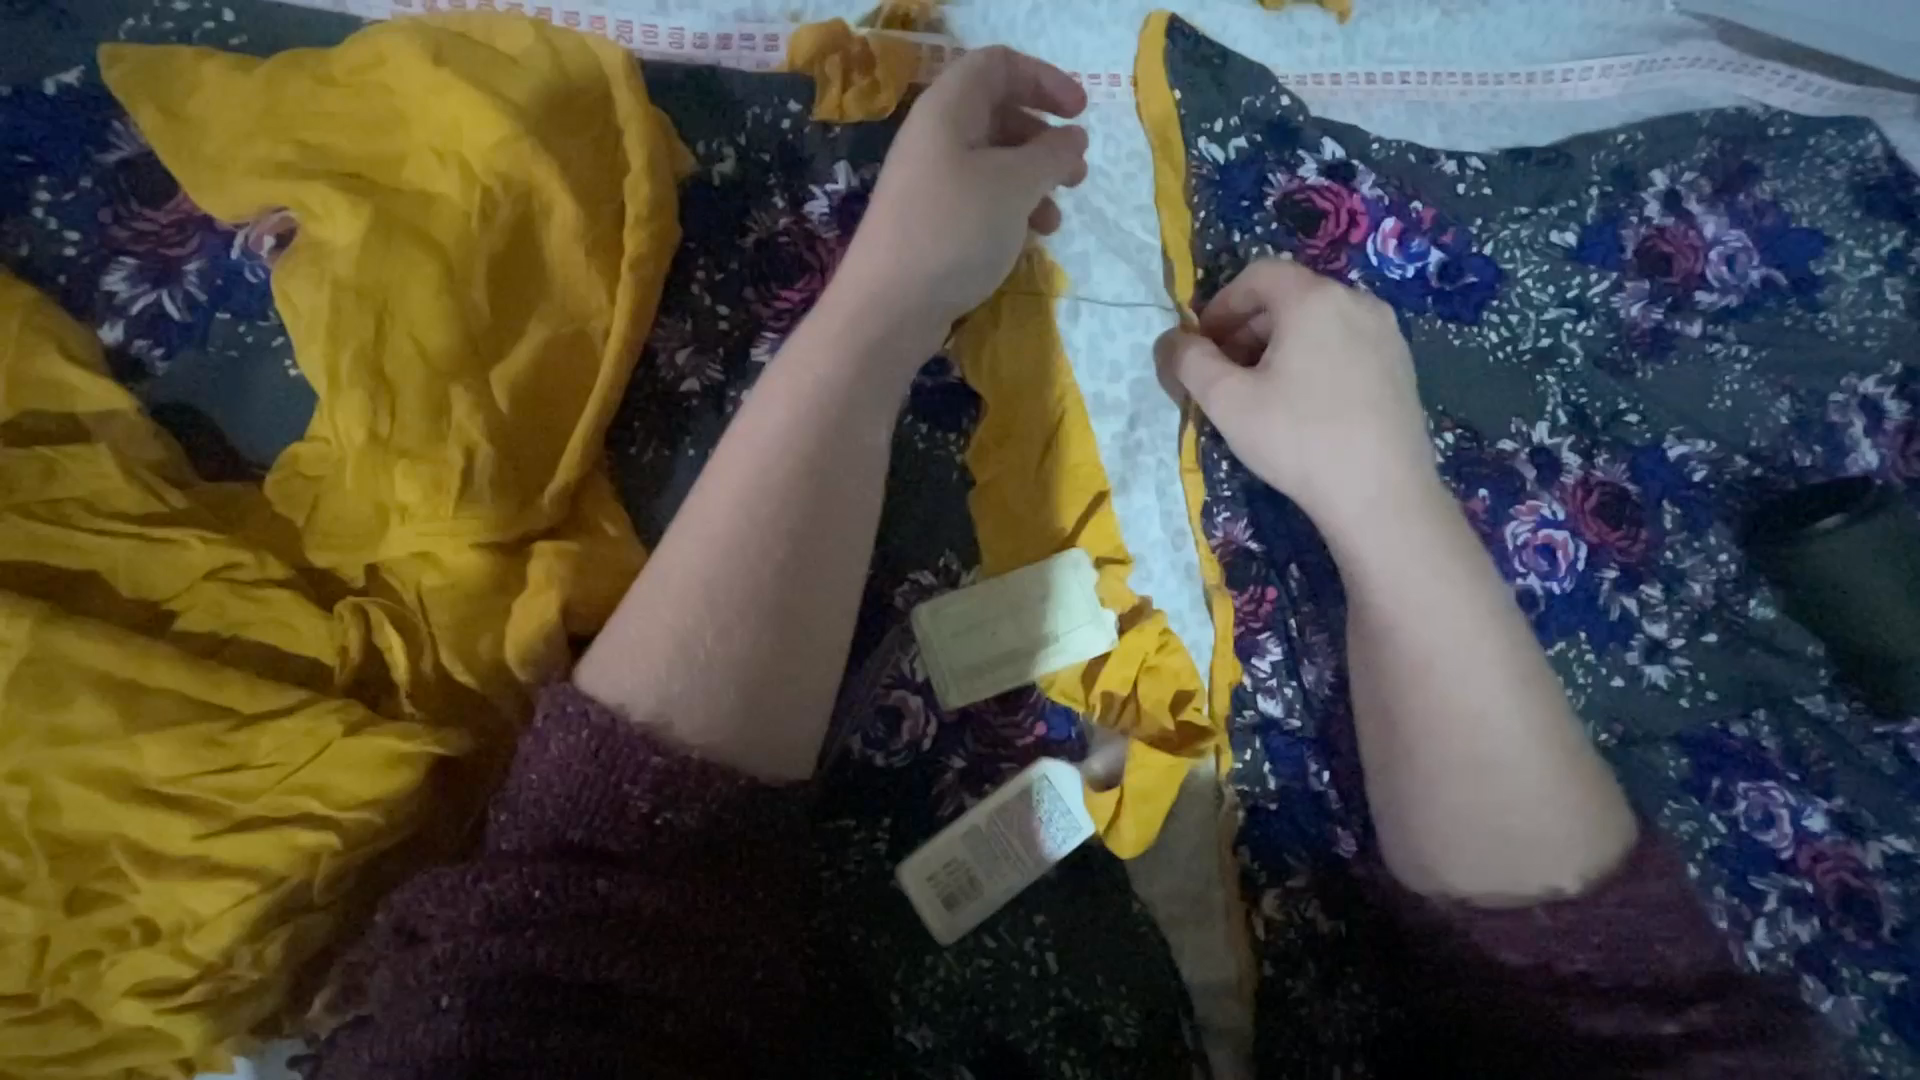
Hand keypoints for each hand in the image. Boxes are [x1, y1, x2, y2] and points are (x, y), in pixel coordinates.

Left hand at [830, 46, 1088, 340]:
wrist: (889, 309)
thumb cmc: (954, 232)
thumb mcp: (1014, 186)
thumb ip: (1051, 155)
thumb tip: (1072, 139)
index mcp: (947, 109)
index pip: (999, 66)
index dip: (1045, 80)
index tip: (1081, 114)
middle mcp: (934, 140)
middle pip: (998, 117)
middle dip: (1044, 142)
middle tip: (1077, 175)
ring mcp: (929, 186)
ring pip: (992, 167)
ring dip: (1032, 186)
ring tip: (1054, 221)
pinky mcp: (930, 228)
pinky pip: (977, 204)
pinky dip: (1008, 215)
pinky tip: (1025, 243)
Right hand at [1154, 259, 1437, 530]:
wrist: (1380, 493)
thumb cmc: (1296, 438)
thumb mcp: (1226, 401)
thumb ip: (1189, 362)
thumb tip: (1170, 341)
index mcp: (1313, 299)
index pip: (1258, 275)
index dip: (1220, 305)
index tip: (1200, 345)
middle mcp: (1356, 302)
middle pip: (1288, 298)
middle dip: (1245, 329)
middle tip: (1221, 374)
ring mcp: (1385, 334)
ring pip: (1316, 323)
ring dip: (1276, 346)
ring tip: (1257, 393)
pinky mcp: (1399, 366)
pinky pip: (1343, 345)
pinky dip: (1311, 360)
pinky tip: (1300, 406)